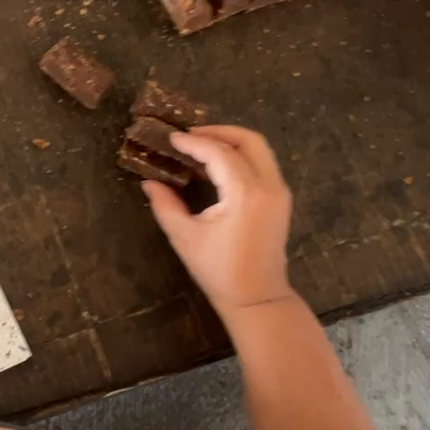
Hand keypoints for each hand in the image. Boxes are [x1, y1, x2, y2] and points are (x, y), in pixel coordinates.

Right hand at [141, 126, 298, 316]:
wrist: (256, 297)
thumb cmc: (218, 270)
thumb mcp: (184, 237)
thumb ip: (165, 205)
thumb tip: (149, 182)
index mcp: (245, 195)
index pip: (219, 154)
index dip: (193, 143)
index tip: (171, 139)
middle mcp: (268, 186)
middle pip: (249, 140)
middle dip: (218, 132)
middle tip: (189, 135)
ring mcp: (279, 192)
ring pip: (259, 149)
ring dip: (231, 141)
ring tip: (201, 145)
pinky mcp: (280, 199)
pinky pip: (262, 164)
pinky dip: (241, 155)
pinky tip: (217, 164)